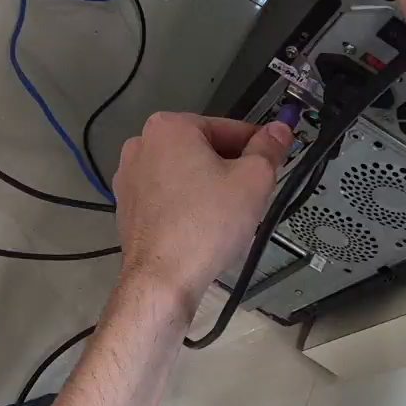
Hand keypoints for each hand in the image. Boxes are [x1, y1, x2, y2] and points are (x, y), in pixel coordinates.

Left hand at [113, 113, 292, 308]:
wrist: (163, 278)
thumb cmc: (205, 225)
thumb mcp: (254, 180)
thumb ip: (269, 149)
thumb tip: (279, 131)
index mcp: (169, 127)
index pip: (228, 127)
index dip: (257, 145)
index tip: (272, 160)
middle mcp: (141, 146)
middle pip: (203, 149)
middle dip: (229, 168)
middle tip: (249, 195)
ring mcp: (129, 178)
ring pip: (184, 174)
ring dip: (207, 187)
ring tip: (225, 215)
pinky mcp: (127, 207)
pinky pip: (167, 197)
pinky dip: (186, 206)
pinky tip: (201, 227)